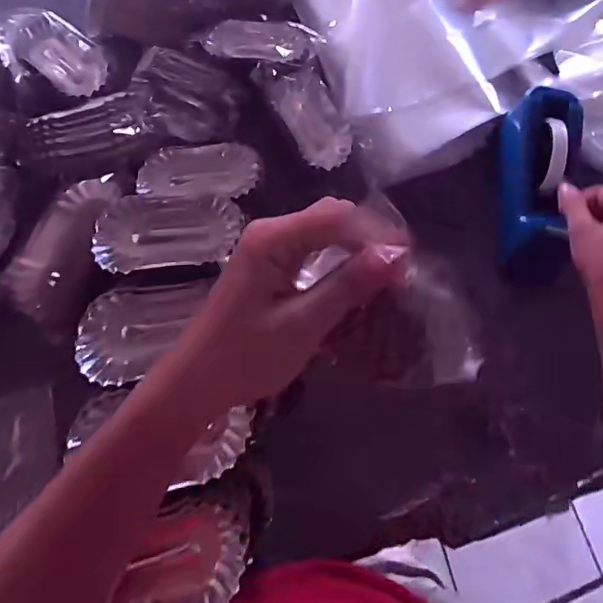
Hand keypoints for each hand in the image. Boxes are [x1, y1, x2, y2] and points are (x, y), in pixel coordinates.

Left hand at [165, 198, 408, 410]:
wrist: (193, 385)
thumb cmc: (245, 358)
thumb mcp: (303, 325)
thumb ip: (349, 285)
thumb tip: (396, 256)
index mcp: (274, 238)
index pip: (339, 217)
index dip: (378, 234)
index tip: (408, 262)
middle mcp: (271, 231)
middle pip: (334, 217)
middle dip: (371, 238)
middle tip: (400, 271)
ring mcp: (269, 245)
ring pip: (326, 230)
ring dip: (357, 248)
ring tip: (386, 276)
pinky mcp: (270, 261)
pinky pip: (314, 246)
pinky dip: (340, 258)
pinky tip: (356, 280)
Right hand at [558, 183, 602, 326]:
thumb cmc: (600, 264)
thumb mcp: (581, 231)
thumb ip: (572, 205)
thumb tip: (566, 185)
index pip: (602, 191)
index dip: (581, 199)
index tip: (566, 215)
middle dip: (588, 213)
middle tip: (572, 230)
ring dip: (596, 226)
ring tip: (582, 243)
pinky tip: (595, 254)